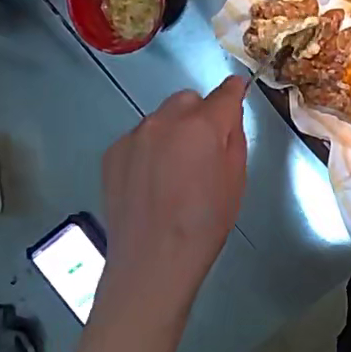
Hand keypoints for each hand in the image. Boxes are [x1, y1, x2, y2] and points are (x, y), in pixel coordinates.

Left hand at [97, 76, 249, 310]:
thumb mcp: (236, 180)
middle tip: (204, 149)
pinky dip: (149, 150)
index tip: (238, 93)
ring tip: (175, 172)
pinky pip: (139, 139)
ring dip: (172, 132)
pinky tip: (152, 182)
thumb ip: (234, 137)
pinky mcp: (112, 152)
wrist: (153, 259)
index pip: (224, 92)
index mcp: (202, 125)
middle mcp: (164, 120)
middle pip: (188, 100)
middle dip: (199, 115)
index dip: (234, 92)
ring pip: (161, 119)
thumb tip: (228, 115)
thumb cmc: (205, 223)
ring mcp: (134, 135)